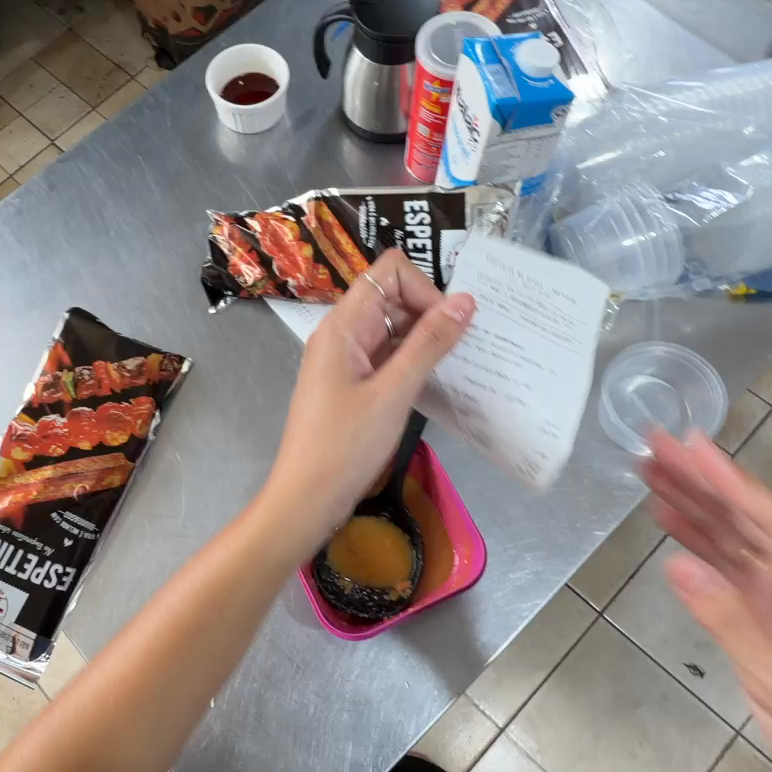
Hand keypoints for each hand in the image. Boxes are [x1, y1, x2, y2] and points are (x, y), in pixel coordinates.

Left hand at [263, 250, 474, 536]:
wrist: (306, 498)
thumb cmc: (345, 446)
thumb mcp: (394, 392)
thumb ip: (429, 343)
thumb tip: (466, 300)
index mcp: (342, 326)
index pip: (388, 273)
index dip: (423, 289)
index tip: (448, 326)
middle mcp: (340, 335)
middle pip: (391, 298)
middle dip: (429, 314)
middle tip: (462, 348)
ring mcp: (343, 361)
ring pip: (391, 331)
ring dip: (423, 342)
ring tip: (456, 366)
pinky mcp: (350, 386)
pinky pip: (385, 359)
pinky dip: (410, 365)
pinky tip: (434, 386)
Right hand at [640, 431, 771, 771]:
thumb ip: (732, 622)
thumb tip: (678, 565)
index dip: (732, 483)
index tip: (693, 447)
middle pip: (755, 521)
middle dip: (707, 481)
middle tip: (658, 445)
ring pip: (741, 539)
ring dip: (699, 504)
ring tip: (652, 471)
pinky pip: (734, 567)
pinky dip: (702, 541)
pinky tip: (670, 519)